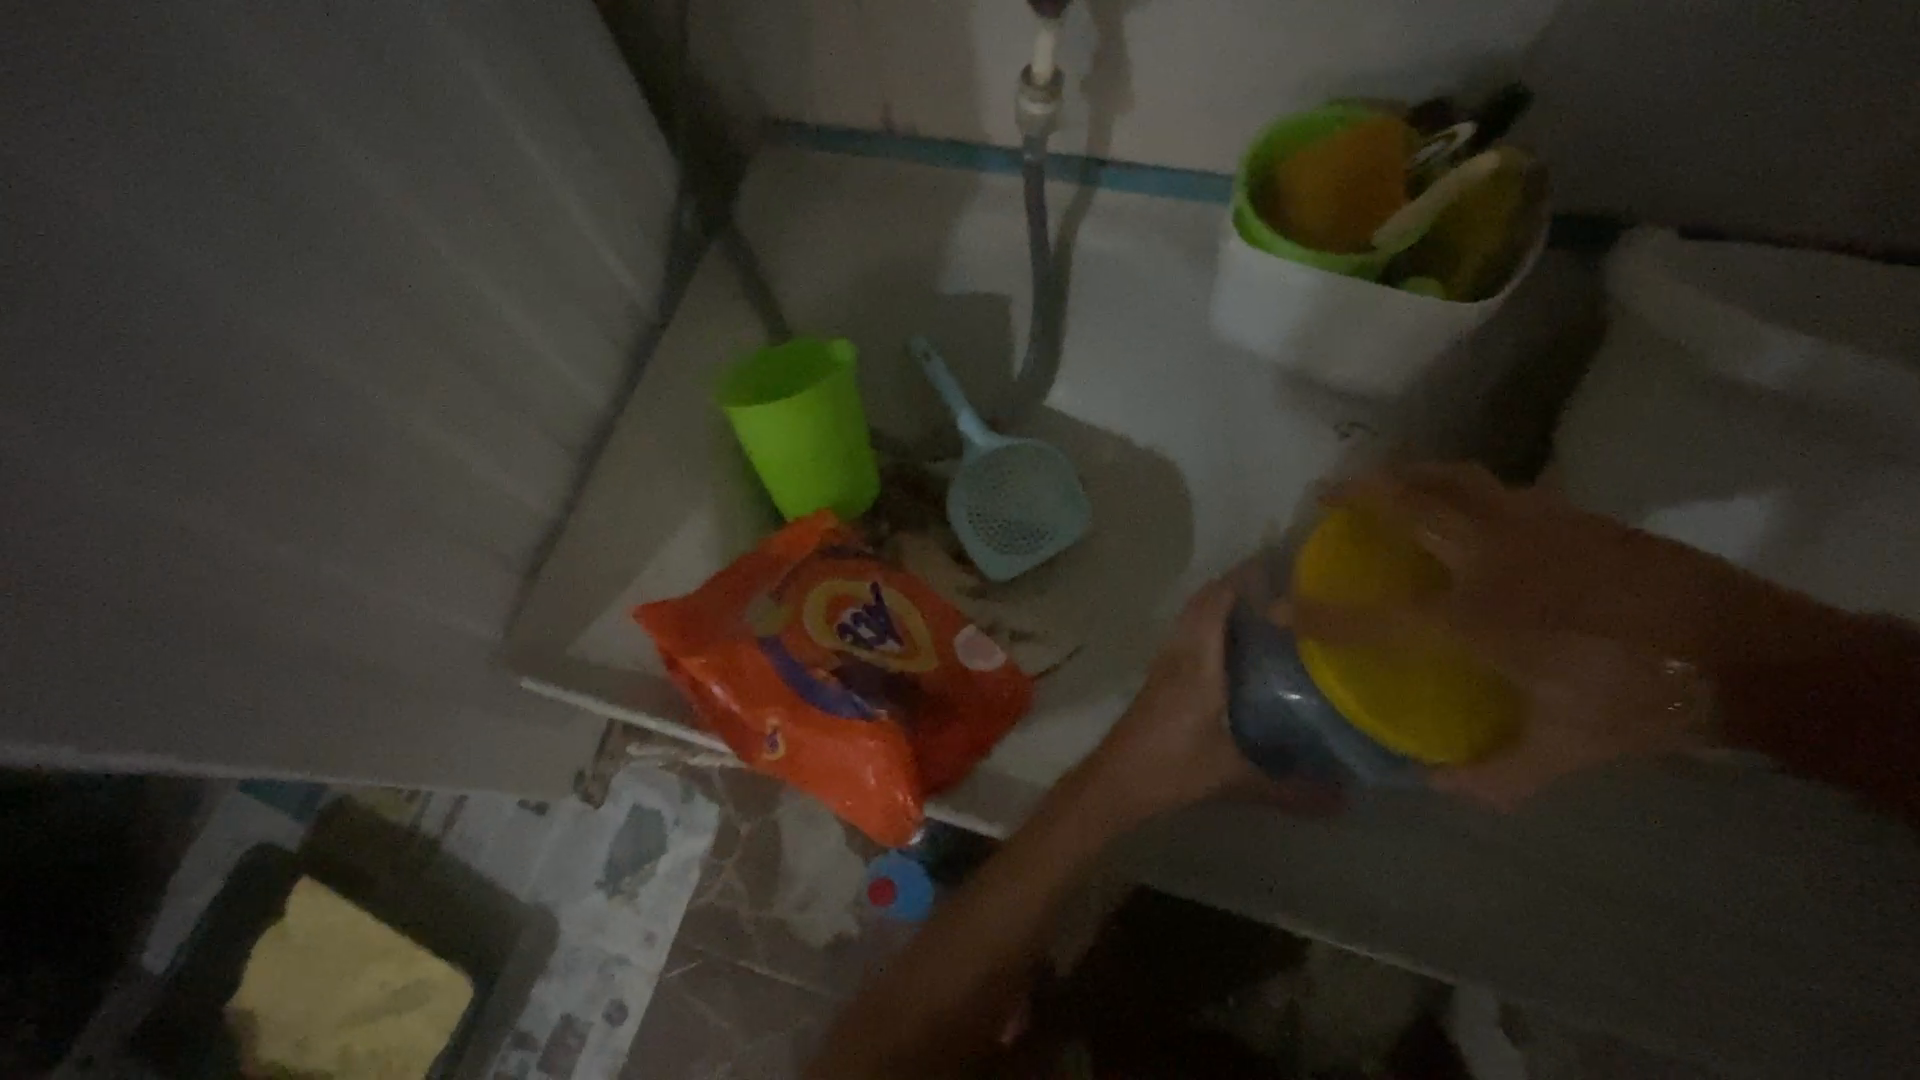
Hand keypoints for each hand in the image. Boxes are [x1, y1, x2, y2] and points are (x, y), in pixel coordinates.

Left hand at [1084, 580, 1339, 820]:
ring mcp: (1164, 663)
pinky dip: (1210, 627)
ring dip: (1223, 606)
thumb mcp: (1234, 777)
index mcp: (1197, 662)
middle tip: (1284, 588)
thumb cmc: (1171, 768)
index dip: (1244, 578)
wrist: (1115, 780)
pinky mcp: (1158, 678)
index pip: (1217, 601)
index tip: (1281, 566)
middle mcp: (1178, 653)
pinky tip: (1235, 650)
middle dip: (1240, 587)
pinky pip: (1186, 635)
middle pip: (1205, 602)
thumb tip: (1346, 800)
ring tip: (1266, 612)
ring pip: (1193, 618)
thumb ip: (1290, 788)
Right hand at [1321, 462, 1717, 807]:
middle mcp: (1490, 562)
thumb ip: (1493, 773)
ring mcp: (1531, 527)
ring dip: (1408, 474)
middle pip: (1407, 506)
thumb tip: (1436, 785)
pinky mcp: (1569, 515)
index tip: (1275, 607)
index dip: (1317, 615)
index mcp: (1475, 623)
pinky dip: (1463, 485)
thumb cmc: (1638, 700)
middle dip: (1357, 494)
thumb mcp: (1563, 752)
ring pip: (1452, 478)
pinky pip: (1498, 487)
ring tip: (1384, 477)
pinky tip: (1462, 500)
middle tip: (1325, 492)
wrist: (1747, 651)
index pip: (1373, 618)